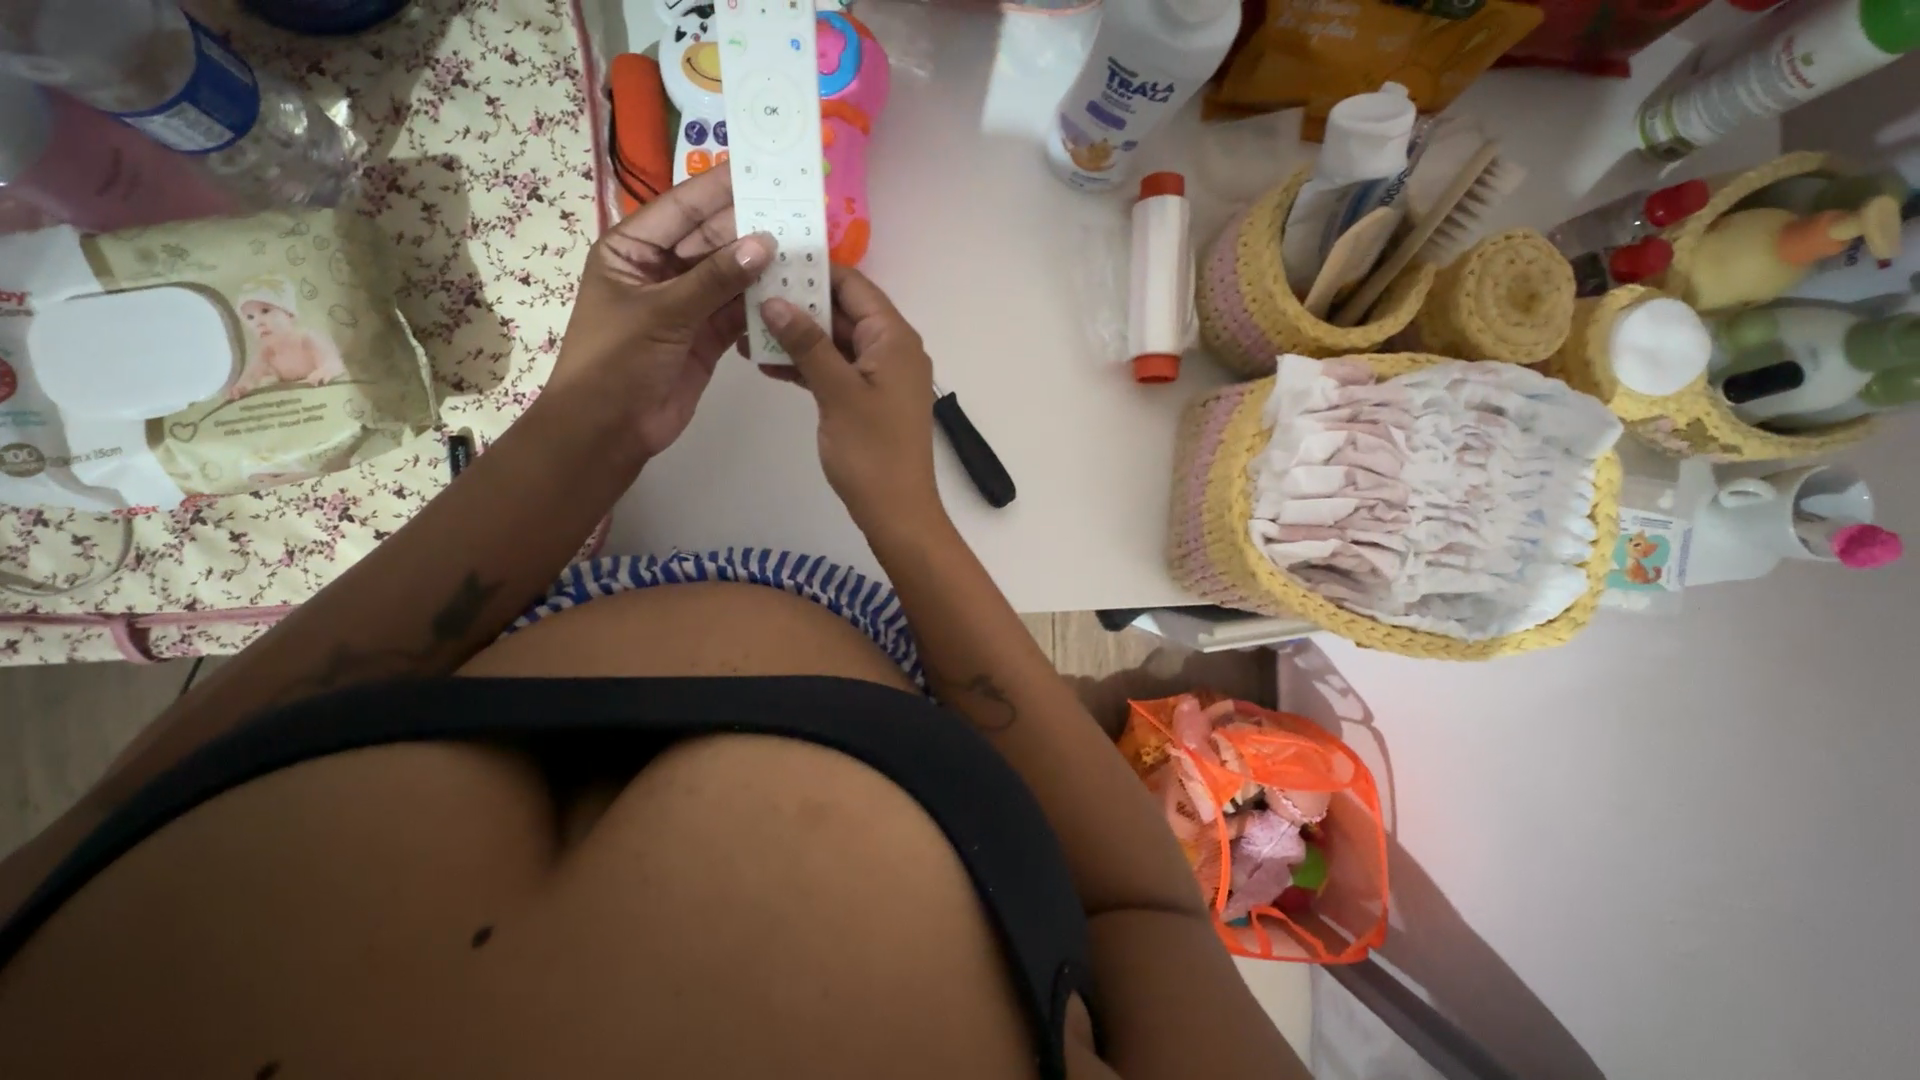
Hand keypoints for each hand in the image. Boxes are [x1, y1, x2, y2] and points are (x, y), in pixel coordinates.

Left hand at [548, 165, 773, 461]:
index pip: (682, 208)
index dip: (720, 189)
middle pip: (711, 240)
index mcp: (632, 249)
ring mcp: (686, 303)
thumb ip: (714, 278)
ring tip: (806, 249)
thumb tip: (764, 243)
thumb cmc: (617, 361)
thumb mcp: (662, 311)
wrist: (609, 429)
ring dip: (762, 267)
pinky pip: (738, 311)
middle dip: (750, 229)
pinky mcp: (707, 335)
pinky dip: (762, 305)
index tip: (762, 170)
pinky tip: (793, 293)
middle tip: (799, 213)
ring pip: (730, 276)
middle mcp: (661, 269)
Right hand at [761, 265, 941, 530]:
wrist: (896, 511)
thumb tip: (775, 300)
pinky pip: (833, 369)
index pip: (854, 286)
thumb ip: (807, 343)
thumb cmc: (872, 451)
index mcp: (893, 337)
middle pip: (842, 311)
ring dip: (795, 336)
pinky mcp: (864, 398)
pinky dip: (805, 365)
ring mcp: (878, 374)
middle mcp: (890, 348)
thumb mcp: (837, 392)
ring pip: (833, 341)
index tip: (771, 258)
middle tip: (748, 292)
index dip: (814, 269)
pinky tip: (766, 364)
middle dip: (797, 302)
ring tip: (746, 329)